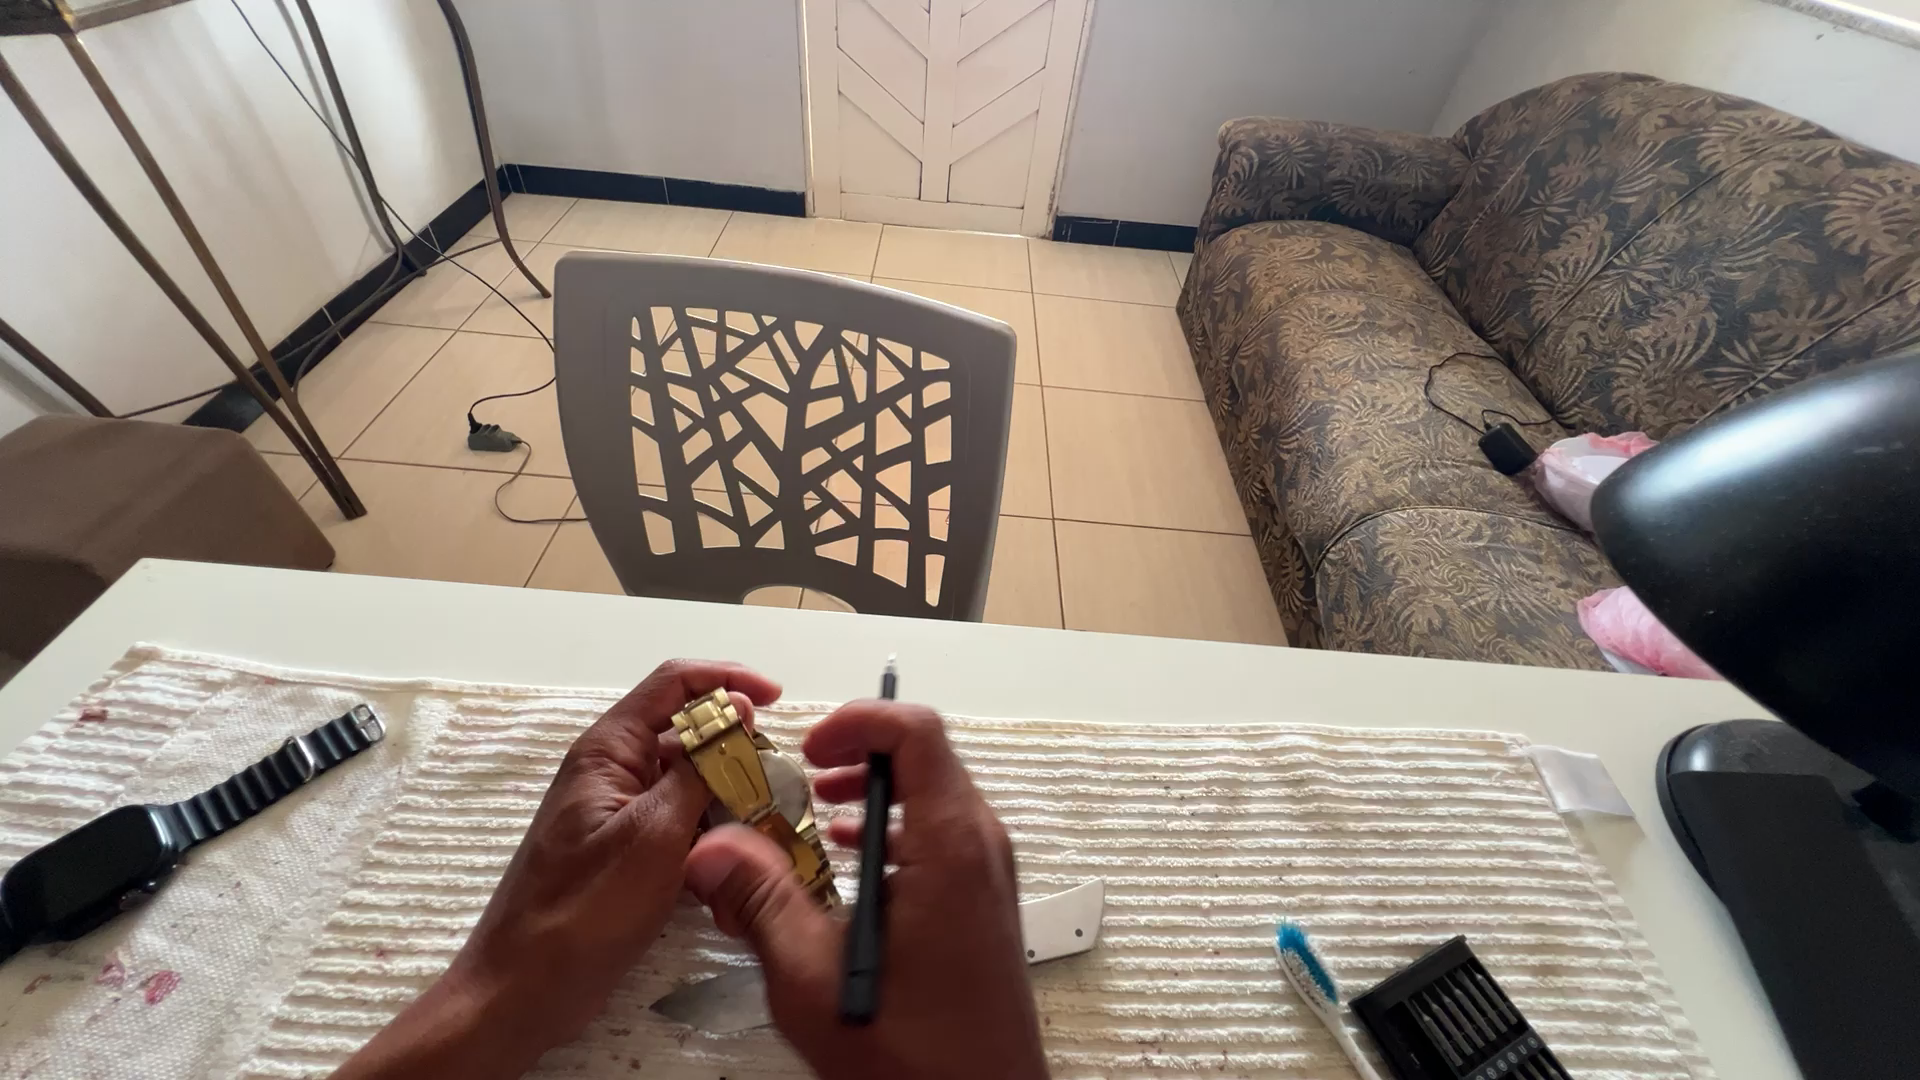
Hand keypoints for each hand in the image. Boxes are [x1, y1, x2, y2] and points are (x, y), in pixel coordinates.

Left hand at [335, 659, 779, 1079]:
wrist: (520, 996)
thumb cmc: (584, 909)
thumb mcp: (654, 832)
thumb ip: (700, 766)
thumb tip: (738, 711)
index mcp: (611, 748)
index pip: (676, 682)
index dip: (728, 678)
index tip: (774, 699)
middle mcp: (616, 766)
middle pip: (687, 725)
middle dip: (735, 738)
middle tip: (775, 770)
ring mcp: (622, 805)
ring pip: (690, 770)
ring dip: (728, 782)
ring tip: (764, 809)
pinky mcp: (631, 841)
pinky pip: (683, 809)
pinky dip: (713, 816)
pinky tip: (736, 843)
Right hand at [684, 701, 1047, 1079]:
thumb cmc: (913, 1055)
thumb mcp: (816, 978)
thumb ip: (762, 901)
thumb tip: (712, 845)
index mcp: (951, 843)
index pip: (918, 732)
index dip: (861, 721)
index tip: (811, 748)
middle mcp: (979, 841)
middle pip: (926, 753)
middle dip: (861, 749)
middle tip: (807, 769)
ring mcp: (987, 866)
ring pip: (933, 789)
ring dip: (876, 784)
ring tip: (820, 803)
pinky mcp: (981, 892)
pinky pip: (939, 828)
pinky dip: (893, 821)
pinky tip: (849, 852)